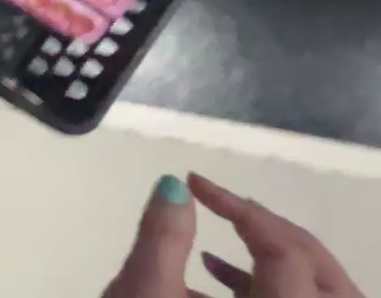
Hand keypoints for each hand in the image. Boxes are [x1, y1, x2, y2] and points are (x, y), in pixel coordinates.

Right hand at [103, 174, 364, 297]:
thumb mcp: (144, 287)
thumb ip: (162, 237)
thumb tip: (173, 184)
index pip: (283, 252)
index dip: (239, 208)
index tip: (191, 180)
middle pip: (324, 274)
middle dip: (275, 228)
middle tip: (224, 200)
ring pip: (325, 291)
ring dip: (284, 254)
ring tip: (231, 226)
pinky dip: (276, 281)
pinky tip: (216, 267)